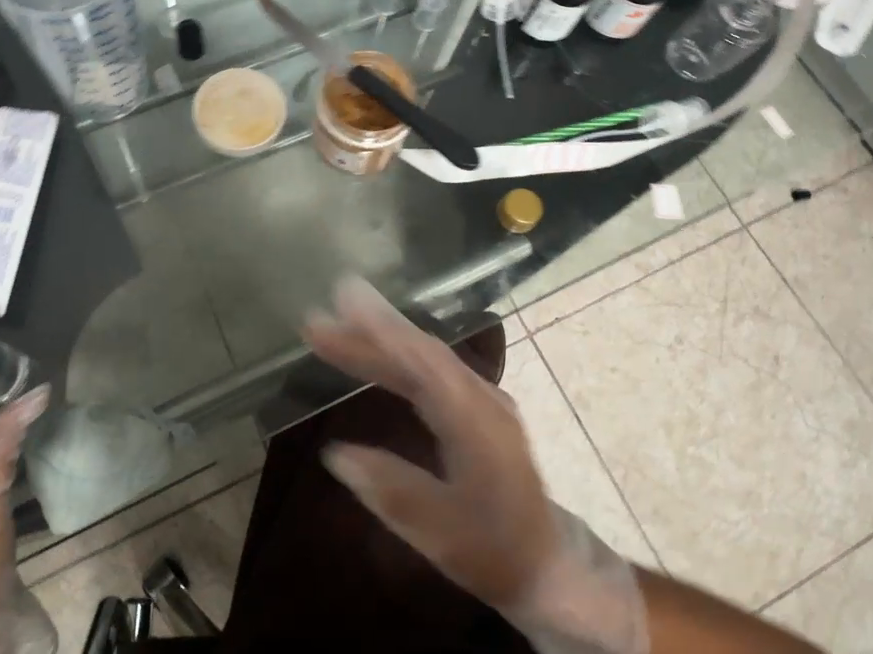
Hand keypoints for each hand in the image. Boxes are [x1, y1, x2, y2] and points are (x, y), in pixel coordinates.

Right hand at [302, 276, 561, 609]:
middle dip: (373, 329)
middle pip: (422, 353)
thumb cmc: (495, 552)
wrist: (547, 568)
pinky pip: (434, 371)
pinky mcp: (479, 412)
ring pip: (428, 359)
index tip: (342, 304)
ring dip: (384, 340)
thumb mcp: (441, 534)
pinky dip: (400, 357)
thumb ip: (393, 490)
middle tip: (325, 312)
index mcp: (475, 421)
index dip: (381, 331)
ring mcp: (484, 403)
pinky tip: (378, 357)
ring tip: (339, 326)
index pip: (423, 363)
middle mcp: (482, 399)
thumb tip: (336, 453)